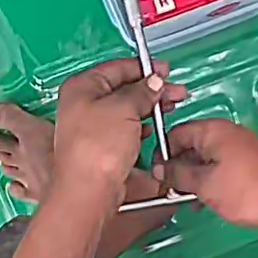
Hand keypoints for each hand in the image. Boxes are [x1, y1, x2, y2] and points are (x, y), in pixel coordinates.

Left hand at [51, 58, 186, 203]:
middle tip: (175, 92)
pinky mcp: (101, 146)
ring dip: (148, 107)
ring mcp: (91, 127)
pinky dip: (140, 126)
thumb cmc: (98, 147)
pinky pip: (124, 129)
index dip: (143, 68)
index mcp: (82, 86)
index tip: (165, 70)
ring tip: (169, 108)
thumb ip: (142, 91)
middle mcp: (83, 104)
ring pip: (125, 109)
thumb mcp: (124, 108)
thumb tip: (153, 81)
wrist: (89, 190)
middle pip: (122, 88)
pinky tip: (152, 128)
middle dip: (151, 89)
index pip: (117, 67)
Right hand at [161, 119, 257, 228]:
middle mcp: (227, 132)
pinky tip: (208, 198)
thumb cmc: (244, 191)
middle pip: (192, 144)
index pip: (176, 133)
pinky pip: (222, 164)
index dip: (163, 153)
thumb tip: (160, 169)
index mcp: (213, 130)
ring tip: (190, 199)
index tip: (158, 175)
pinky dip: (211, 178)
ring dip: (195, 176)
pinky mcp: (250, 160)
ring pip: (207, 156)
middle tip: (172, 190)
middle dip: (179, 166)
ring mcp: (240, 145)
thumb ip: (177, 174)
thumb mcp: (203, 184)